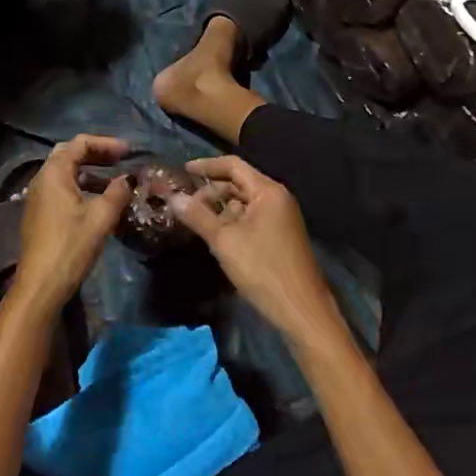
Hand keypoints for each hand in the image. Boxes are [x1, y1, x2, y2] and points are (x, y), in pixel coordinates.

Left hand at [14, 136, 132, 311]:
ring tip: (114, 181)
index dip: (106, 143)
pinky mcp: (40, 213)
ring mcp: (38, 197)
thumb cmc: (70, 246)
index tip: (128, 152)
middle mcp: (42, 179)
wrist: (40, 287)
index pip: (80, 143)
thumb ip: (118, 192)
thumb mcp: (101, 218)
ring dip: (90, 171)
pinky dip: (81, 186)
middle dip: (96, 153)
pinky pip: (62, 188)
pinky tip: (98, 201)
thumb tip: (129, 178)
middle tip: (120, 160)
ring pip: (66, 172)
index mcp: (54, 173)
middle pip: (70, 154)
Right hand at [169, 156, 339, 336]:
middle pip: (239, 183)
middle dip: (212, 192)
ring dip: (222, 209)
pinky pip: (253, 218)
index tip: (184, 170)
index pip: (233, 165)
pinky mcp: (281, 235)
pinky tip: (219, 237)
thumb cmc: (262, 270)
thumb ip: (198, 216)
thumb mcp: (224, 242)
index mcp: (267, 191)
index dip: (207, 166)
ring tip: (199, 223)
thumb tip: (173, 197)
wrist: (301, 310)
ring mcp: (281, 217)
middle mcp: (277, 197)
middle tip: (187, 206)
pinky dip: (234, 222)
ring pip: (245, 203)